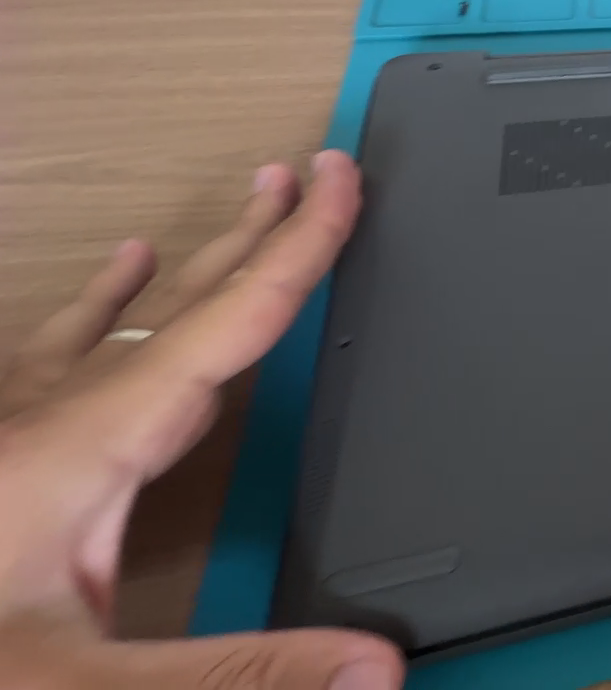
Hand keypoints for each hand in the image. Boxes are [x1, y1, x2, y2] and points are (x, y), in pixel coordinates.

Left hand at [0, 151, 401, 688]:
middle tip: (312, 168)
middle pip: (190, 296)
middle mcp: (54, 419)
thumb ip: (234, 678)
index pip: (234, 311)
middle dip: (262, 227)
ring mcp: (13, 434)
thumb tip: (377, 666)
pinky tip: (114, 273)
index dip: (304, 237)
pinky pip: (58, 354)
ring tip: (245, 199)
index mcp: (91, 443)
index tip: (342, 176)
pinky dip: (100, 305)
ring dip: (202, 255)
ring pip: (129, 316)